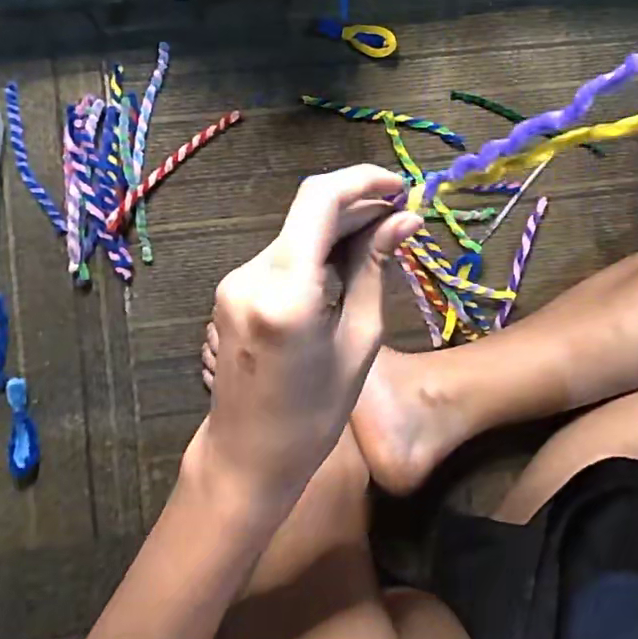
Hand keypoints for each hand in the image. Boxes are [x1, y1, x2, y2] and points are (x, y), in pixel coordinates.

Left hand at [193, 165, 422, 506]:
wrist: (247, 457)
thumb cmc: (315, 414)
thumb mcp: (359, 340)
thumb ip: (374, 268)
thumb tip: (404, 219)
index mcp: (285, 292)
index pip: (319, 200)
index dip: (363, 181)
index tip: (399, 188)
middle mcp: (251, 274)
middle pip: (308, 210)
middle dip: (357, 203)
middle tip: (400, 214)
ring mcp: (235, 280)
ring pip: (297, 229)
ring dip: (339, 224)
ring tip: (381, 236)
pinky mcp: (233, 288)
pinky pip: (283, 252)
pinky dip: (317, 246)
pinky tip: (346, 259)